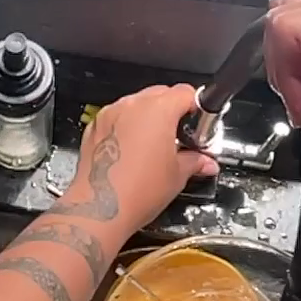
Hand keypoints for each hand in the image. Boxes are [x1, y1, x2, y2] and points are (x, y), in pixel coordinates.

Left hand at [57, 85, 219, 231]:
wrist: (100, 208)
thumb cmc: (140, 190)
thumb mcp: (177, 175)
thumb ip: (195, 161)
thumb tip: (206, 162)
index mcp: (158, 110)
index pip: (185, 92)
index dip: (196, 106)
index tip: (199, 122)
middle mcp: (131, 105)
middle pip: (159, 93)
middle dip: (172, 109)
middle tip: (179, 136)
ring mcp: (109, 113)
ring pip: (136, 103)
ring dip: (148, 116)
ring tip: (154, 144)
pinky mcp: (94, 126)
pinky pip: (116, 117)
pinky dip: (126, 126)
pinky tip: (131, 150)